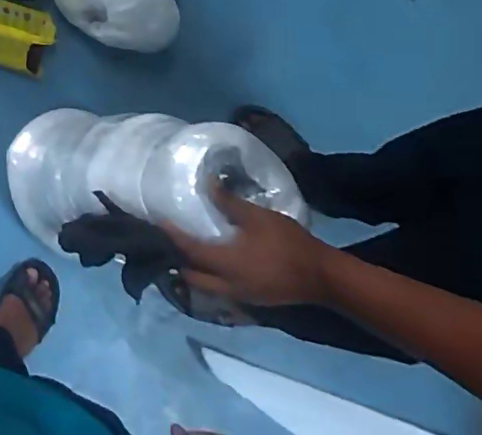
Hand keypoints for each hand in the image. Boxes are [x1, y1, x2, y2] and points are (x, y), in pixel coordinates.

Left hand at [162, 184, 335, 306]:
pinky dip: (209, 277)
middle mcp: (227, 285)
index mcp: (225, 264)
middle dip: (178, 259)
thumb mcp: (256, 217)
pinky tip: (212, 262)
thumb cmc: (287, 243)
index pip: (190, 249)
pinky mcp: (252, 299)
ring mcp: (240, 296)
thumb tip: (207, 183)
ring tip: (186, 249)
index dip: (173, 235)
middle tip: (170, 239)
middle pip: (192, 276)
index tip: (160, 222)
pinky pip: (220, 290)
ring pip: (205, 286)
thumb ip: (228, 202)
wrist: (322, 276)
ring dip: (193, 270)